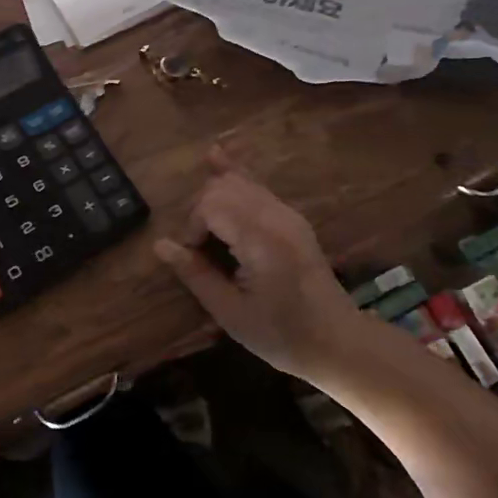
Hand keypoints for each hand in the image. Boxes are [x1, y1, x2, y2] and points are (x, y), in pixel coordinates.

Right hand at [154, 146, 357, 382]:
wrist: (337, 342)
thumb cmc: (281, 335)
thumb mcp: (230, 313)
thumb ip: (196, 274)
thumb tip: (161, 245)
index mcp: (262, 240)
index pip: (211, 206)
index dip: (192, 228)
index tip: (195, 260)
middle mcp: (276, 216)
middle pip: (222, 188)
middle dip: (200, 211)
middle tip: (200, 250)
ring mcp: (287, 213)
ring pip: (238, 182)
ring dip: (214, 198)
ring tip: (206, 230)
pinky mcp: (291, 217)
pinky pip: (256, 186)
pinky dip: (233, 175)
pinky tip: (214, 155)